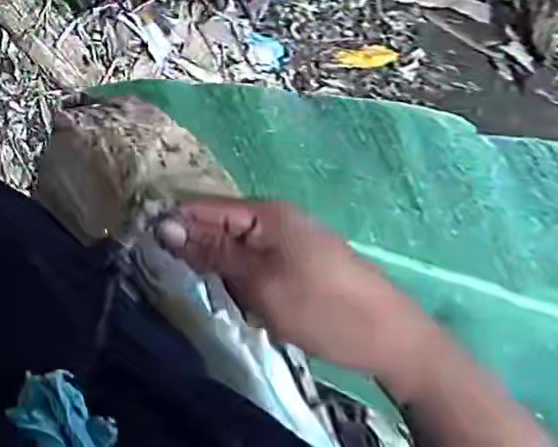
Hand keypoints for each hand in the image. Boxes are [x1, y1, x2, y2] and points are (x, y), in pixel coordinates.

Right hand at [156, 198, 446, 394]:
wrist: (409, 352)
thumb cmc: (327, 310)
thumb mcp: (259, 282)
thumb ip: (210, 251)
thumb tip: (161, 225)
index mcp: (265, 212)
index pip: (200, 205)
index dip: (171, 222)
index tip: (147, 243)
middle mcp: (277, 216)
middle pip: (216, 221)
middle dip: (195, 244)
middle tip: (180, 271)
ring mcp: (294, 237)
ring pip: (235, 241)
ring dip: (220, 262)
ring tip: (212, 286)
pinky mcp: (305, 260)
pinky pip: (256, 255)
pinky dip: (242, 271)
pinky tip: (242, 293)